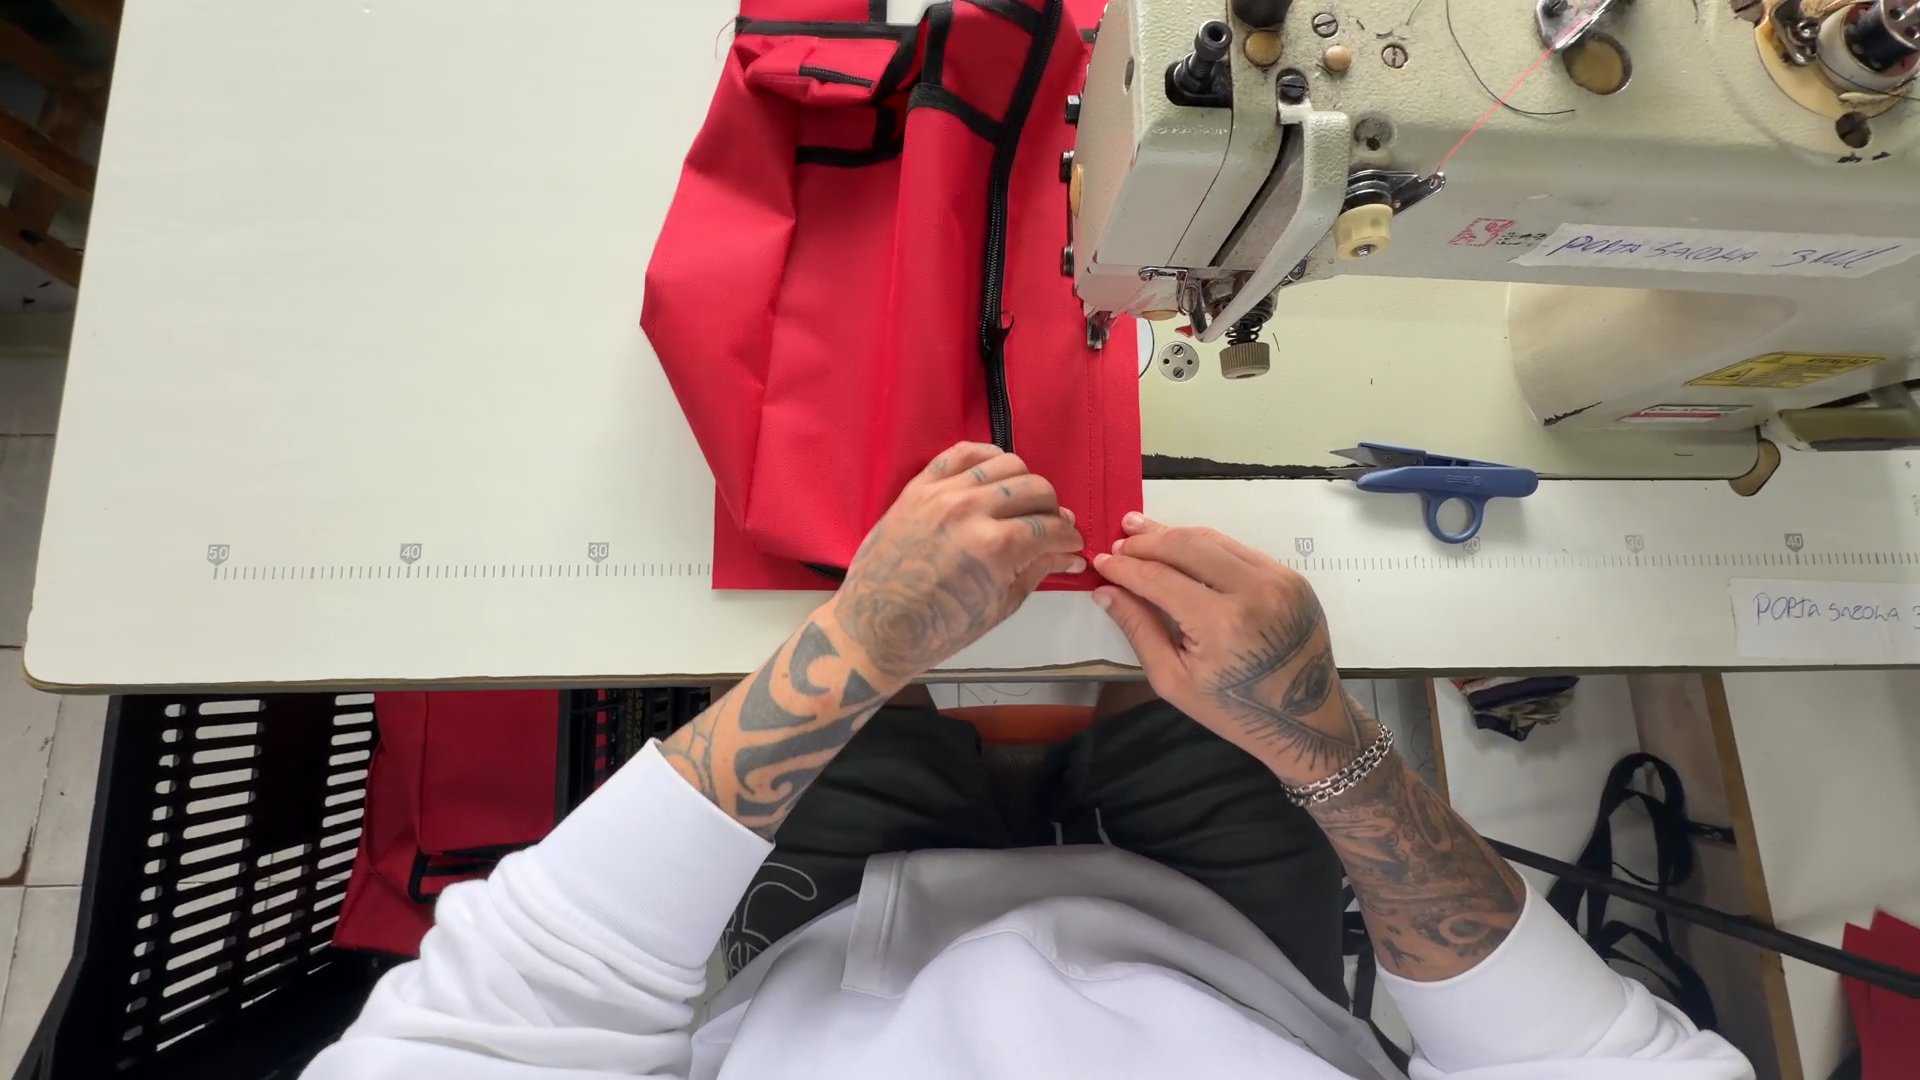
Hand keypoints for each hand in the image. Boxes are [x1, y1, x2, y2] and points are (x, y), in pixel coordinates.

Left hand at [822, 443, 1085, 685]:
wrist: (876, 627)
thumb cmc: (937, 629)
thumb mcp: (999, 605)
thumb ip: (1037, 569)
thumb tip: (1069, 554)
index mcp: (994, 548)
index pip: (1051, 528)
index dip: (1070, 538)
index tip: (1072, 544)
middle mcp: (970, 511)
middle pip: (1035, 489)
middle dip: (1052, 511)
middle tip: (1049, 528)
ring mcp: (942, 494)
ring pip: (1006, 464)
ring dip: (1024, 483)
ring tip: (1022, 504)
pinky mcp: (919, 487)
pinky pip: (962, 452)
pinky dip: (986, 457)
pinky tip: (995, 475)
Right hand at [1091, 513, 1379, 786]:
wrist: (1306, 721)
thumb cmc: (1233, 710)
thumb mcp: (1173, 680)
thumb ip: (1138, 628)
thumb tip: (1104, 590)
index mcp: (1221, 625)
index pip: (1159, 578)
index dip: (1124, 567)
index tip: (1100, 561)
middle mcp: (1253, 592)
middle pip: (1186, 545)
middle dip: (1146, 541)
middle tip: (1117, 542)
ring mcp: (1278, 579)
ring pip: (1212, 538)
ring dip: (1172, 534)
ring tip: (1139, 531)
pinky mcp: (1289, 576)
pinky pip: (1236, 548)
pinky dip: (1202, 543)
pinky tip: (1178, 545)